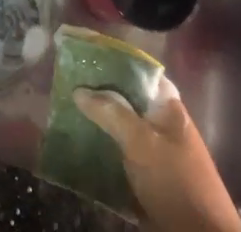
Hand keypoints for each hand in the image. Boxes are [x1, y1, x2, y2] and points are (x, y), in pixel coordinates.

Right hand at [74, 79, 240, 231]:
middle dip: (99, 95)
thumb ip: (112, 113)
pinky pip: (120, 153)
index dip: (114, 64)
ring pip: (121, 128)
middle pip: (127, 100)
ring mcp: (155, 151)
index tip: (85, 60)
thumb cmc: (174, 179)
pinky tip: (79, 148)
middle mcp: (162, 124)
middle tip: (67, 88)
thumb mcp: (142, 142)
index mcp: (167, 107)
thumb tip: (79, 90)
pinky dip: (102, 149)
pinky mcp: (147, 175)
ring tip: (66, 115)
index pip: (139, 73)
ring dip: (98, 123)